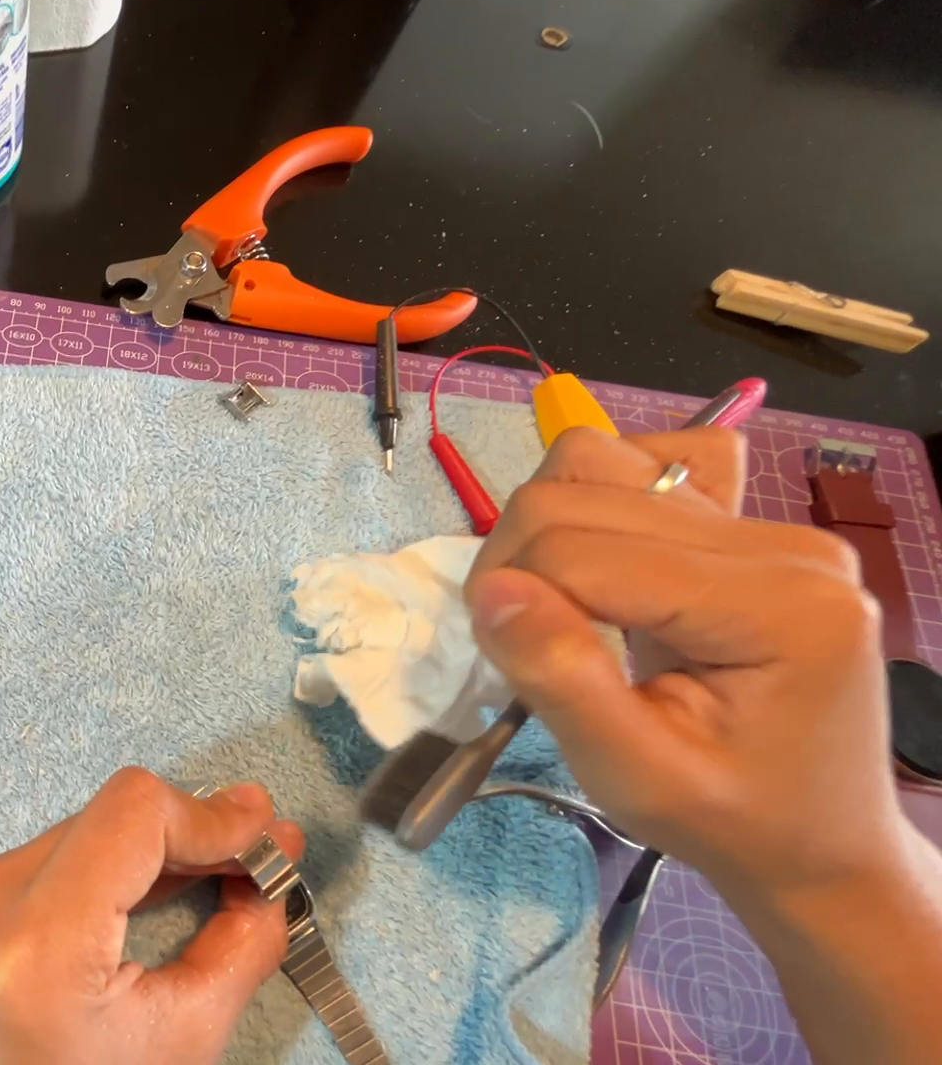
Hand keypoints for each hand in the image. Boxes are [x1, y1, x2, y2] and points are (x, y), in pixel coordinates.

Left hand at [0, 768, 304, 1064]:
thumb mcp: (179, 1044)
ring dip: (158, 846)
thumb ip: (239, 945)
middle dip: (194, 832)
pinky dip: (116, 862)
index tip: (268, 831)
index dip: (208, 814)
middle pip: (111, 816)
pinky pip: (57, 852)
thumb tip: (276, 855)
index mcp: (39, 941)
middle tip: (264, 853)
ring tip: (223, 868)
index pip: (131, 814)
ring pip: (87, 827)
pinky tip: (160, 883)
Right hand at [465, 427, 906, 900]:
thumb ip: (560, 677)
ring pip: (591, 462)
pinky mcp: (741, 522)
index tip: (506, 659)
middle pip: (571, 497)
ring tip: (559, 597)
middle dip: (515, 562)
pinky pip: (636, 463)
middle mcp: (782, 542)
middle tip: (525, 634)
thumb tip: (490, 589)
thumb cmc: (724, 815)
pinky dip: (589, 500)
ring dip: (541, 528)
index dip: (509, 600)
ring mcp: (766, 524)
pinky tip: (600, 559)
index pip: (575, 552)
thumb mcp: (631, 773)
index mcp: (775, 605)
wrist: (808, 836)